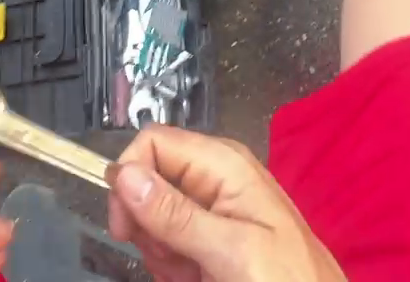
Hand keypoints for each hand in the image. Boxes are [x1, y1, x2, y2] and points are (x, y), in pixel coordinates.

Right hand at [106, 125, 343, 281]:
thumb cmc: (285, 279)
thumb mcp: (230, 249)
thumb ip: (175, 214)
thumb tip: (123, 172)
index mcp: (221, 161)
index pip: (153, 141)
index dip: (130, 179)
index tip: (126, 229)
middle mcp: (212, 173)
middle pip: (148, 180)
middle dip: (149, 225)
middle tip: (174, 260)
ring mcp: (211, 204)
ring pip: (153, 215)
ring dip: (162, 251)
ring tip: (193, 274)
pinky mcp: (210, 233)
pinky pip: (169, 240)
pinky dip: (174, 264)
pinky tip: (196, 278)